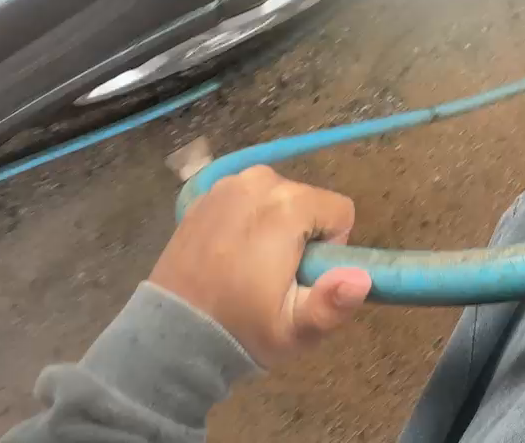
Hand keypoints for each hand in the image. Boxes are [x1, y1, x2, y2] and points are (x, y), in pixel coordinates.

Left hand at [150, 166, 371, 366]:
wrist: (162, 342)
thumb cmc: (238, 332)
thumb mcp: (295, 331)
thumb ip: (334, 304)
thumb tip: (362, 278)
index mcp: (288, 205)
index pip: (340, 213)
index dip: (329, 249)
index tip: (299, 277)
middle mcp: (260, 181)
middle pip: (311, 202)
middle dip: (302, 235)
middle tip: (272, 276)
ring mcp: (229, 185)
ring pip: (282, 198)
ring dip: (277, 226)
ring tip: (249, 266)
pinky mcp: (206, 195)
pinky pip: (250, 199)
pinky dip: (248, 220)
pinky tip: (228, 254)